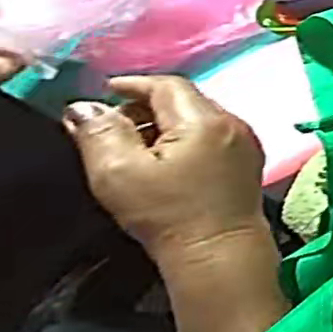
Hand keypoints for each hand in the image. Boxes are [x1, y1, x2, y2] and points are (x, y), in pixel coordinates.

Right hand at [63, 76, 267, 263]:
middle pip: (186, 99)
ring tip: (133, 143)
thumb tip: (84, 105)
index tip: (104, 91)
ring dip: (166, 121)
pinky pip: (213, 132)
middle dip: (146, 104)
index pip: (169, 85)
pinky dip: (187, 135)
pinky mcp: (248, 156)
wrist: (217, 246)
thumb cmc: (167, 212)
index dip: (134, 85)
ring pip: (200, 115)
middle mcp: (232, 121)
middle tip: (111, 123)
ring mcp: (245, 138)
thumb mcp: (118, 174)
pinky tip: (166, 157)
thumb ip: (100, 135)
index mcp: (205, 119)